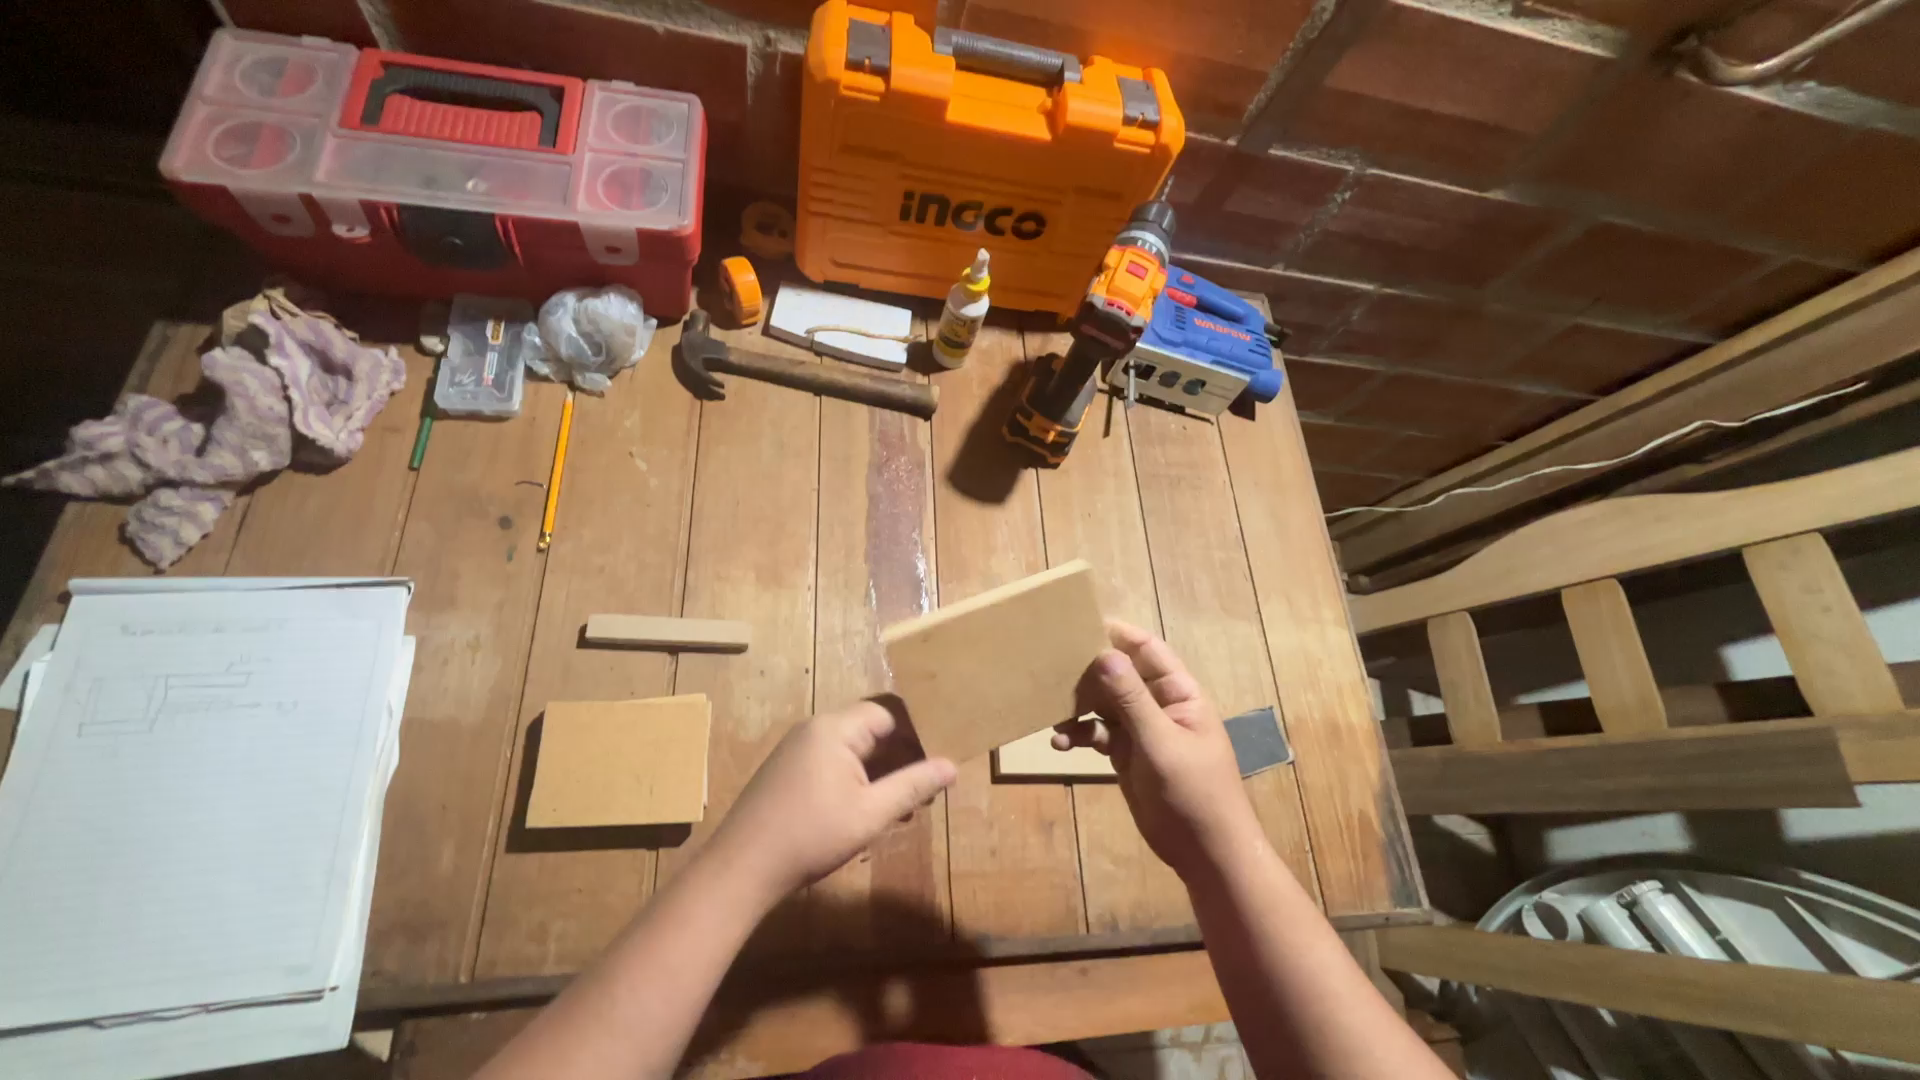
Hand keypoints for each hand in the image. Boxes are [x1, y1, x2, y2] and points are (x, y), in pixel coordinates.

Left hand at [706, 699, 956, 904]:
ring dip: (877, 774)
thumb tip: (952, 766)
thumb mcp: (871, 814)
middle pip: (868, 731)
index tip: (935, 762)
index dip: (914, 735)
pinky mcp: (785, 772)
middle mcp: (813, 730)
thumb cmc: (811, 836)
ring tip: (901, 808)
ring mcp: (795, 751)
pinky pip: (830, 763)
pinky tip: (864, 813)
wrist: (742, 868)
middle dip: (898, 758)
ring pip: (850, 750)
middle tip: (924, 791)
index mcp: (834, 729)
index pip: (886, 714)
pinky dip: (853, 781)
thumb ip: (913, 786)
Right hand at [1054, 620, 1263, 881]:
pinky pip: (1098, 736)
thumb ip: (1131, 700)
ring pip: (1105, 707)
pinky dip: (1080, 736)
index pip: (1149, 651)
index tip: (1082, 622)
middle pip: (1120, 676)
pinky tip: (1060, 744)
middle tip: (1052, 667)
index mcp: (1180, 695)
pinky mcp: (1127, 758)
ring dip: (1079, 707)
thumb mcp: (1161, 743)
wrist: (1206, 853)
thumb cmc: (1194, 792)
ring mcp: (1142, 733)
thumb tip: (1103, 654)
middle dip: (1089, 671)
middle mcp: (1160, 707)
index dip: (1119, 635)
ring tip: (1052, 712)